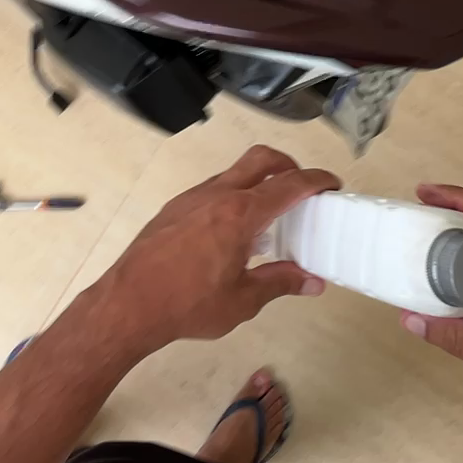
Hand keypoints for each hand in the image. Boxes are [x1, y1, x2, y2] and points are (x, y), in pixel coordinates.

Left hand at [82, 146, 338, 360]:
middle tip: (302, 188)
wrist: (130, 302)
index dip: (316, 180)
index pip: (289, 185)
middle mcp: (218, 195)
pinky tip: (232, 232)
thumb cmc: (189, 303)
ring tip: (268, 218)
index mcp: (241, 214)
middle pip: (261, 158)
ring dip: (257, 182)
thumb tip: (313, 282)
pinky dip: (232, 197)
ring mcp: (193, 197)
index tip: (332, 183)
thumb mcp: (244, 300)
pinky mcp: (175, 206)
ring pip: (234, 173)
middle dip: (288, 164)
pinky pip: (213, 189)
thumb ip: (280, 282)